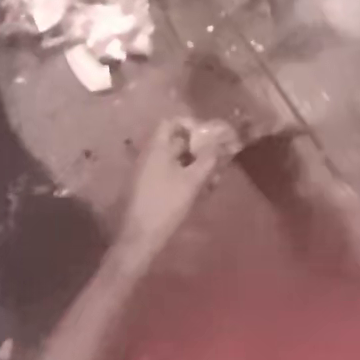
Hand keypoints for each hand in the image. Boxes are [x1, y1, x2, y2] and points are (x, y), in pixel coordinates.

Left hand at [117, 117, 239, 257]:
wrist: (139, 237)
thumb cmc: (166, 204)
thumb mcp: (192, 180)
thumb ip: (208, 158)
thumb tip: (220, 142)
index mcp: (157, 148)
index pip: (172, 122)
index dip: (192, 125)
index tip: (210, 137)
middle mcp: (151, 155)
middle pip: (177, 141)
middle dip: (200, 148)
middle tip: (219, 158)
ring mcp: (149, 171)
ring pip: (177, 159)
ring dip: (196, 165)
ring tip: (214, 178)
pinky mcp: (151, 187)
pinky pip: (172, 173)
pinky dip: (187, 177)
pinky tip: (202, 190)